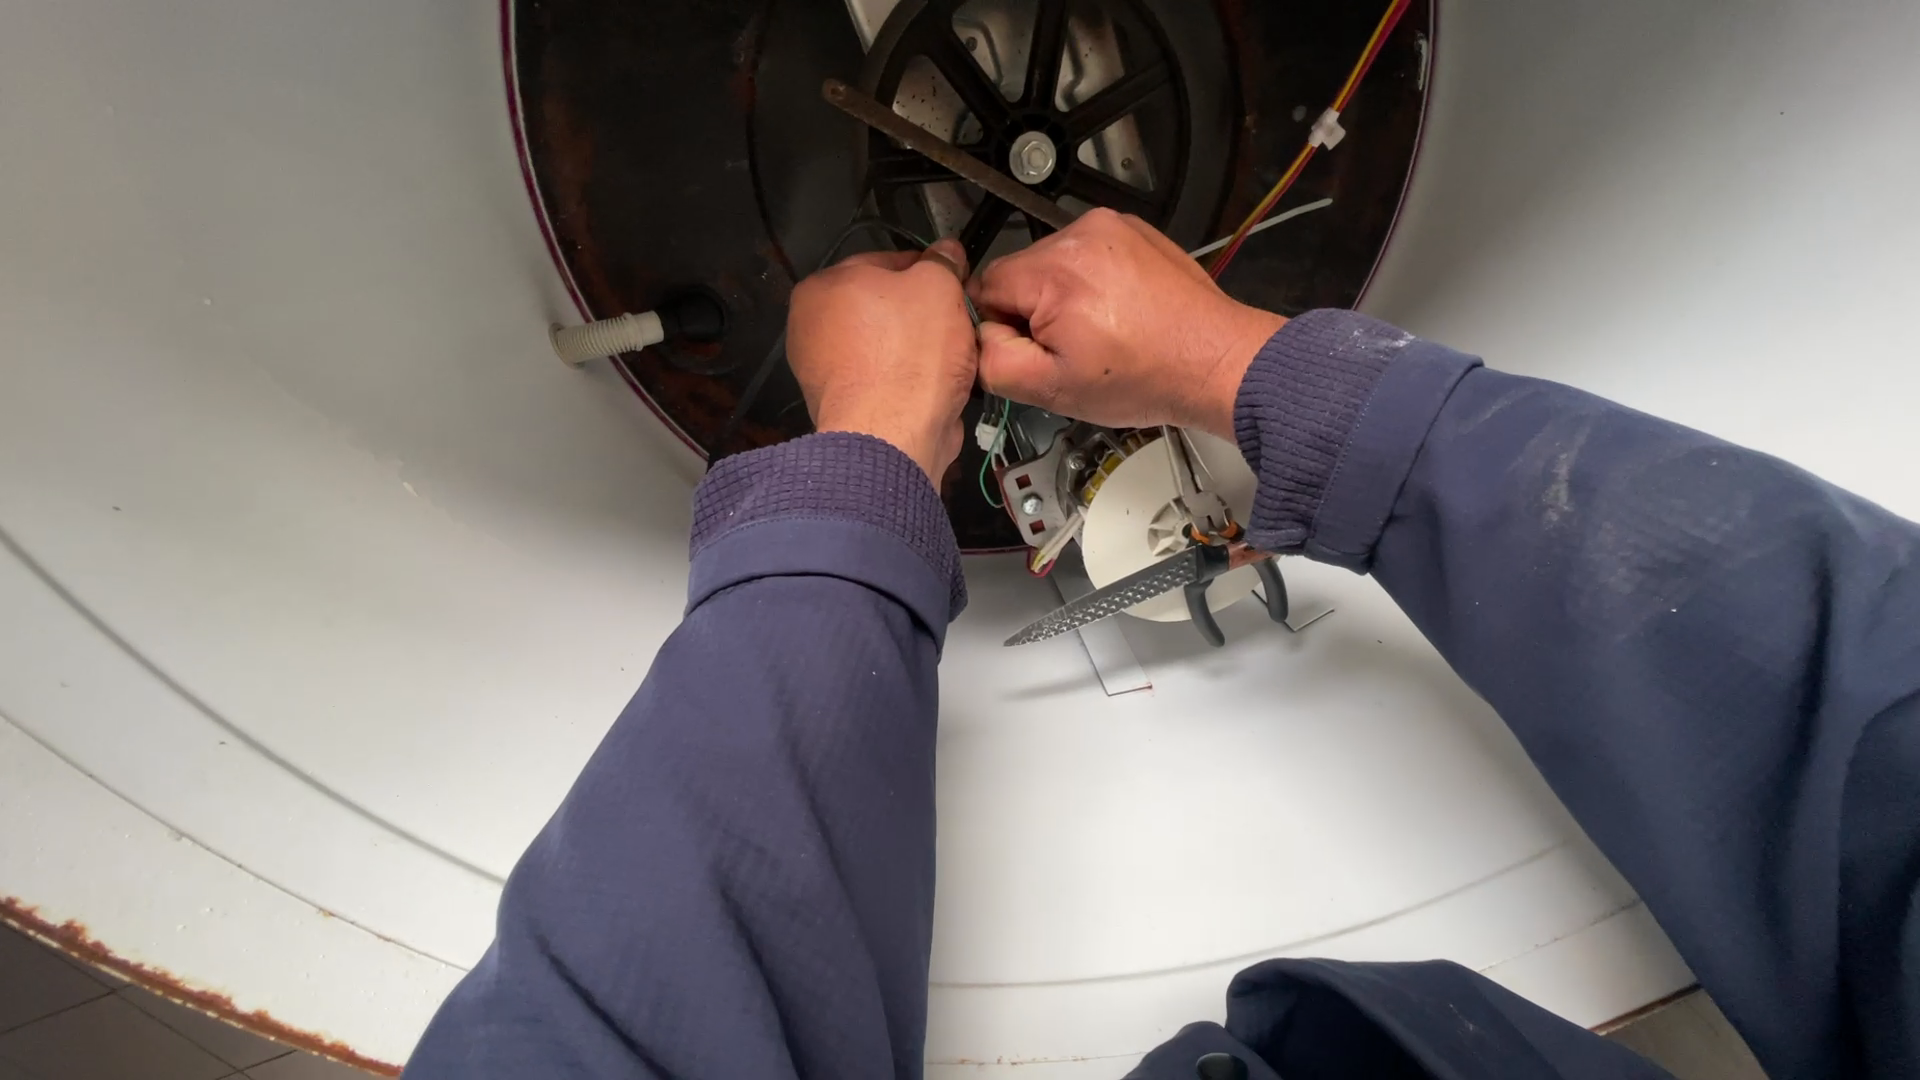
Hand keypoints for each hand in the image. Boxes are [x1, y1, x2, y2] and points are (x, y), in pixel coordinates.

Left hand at [787, 239, 977, 481]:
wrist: (893, 437)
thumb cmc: (911, 353)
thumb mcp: (937, 287)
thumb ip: (942, 262)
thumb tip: (947, 251)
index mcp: (823, 286)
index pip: (887, 262)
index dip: (930, 272)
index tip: (958, 287)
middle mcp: (812, 328)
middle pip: (885, 310)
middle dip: (923, 317)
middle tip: (958, 327)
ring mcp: (826, 374)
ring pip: (890, 349)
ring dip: (921, 353)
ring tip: (952, 362)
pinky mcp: (848, 410)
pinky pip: (889, 384)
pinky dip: (911, 385)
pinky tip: (936, 389)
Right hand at [968, 209, 1285, 440]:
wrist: (1214, 362)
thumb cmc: (1146, 378)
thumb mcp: (1052, 390)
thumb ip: (994, 362)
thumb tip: (977, 339)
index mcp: (1054, 271)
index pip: (983, 287)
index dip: (1001, 328)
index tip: (1035, 352)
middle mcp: (1080, 233)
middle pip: (1017, 273)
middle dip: (1031, 313)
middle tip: (1072, 350)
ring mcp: (1109, 226)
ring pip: (1049, 266)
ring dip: (1060, 299)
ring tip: (1100, 333)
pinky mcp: (1131, 230)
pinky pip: (1084, 256)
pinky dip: (1089, 284)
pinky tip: (1115, 314)